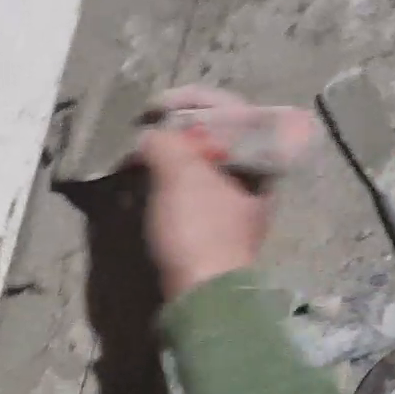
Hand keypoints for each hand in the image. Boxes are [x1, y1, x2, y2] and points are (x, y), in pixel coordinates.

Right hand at [138, 86, 317, 299]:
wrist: (203, 295)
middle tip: (142, 131)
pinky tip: (141, 191)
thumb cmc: (198, 229)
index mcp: (259, 153)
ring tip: (135, 161)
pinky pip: (188, 191)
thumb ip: (162, 142)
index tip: (151, 107)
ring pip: (198, 164)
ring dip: (164, 158)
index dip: (187, 98)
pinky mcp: (213, 227)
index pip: (227, 105)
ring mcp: (234, 202)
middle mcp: (254, 173)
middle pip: (212, 134)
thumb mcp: (178, 173)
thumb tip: (146, 138)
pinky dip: (164, 185)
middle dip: (172, 129)